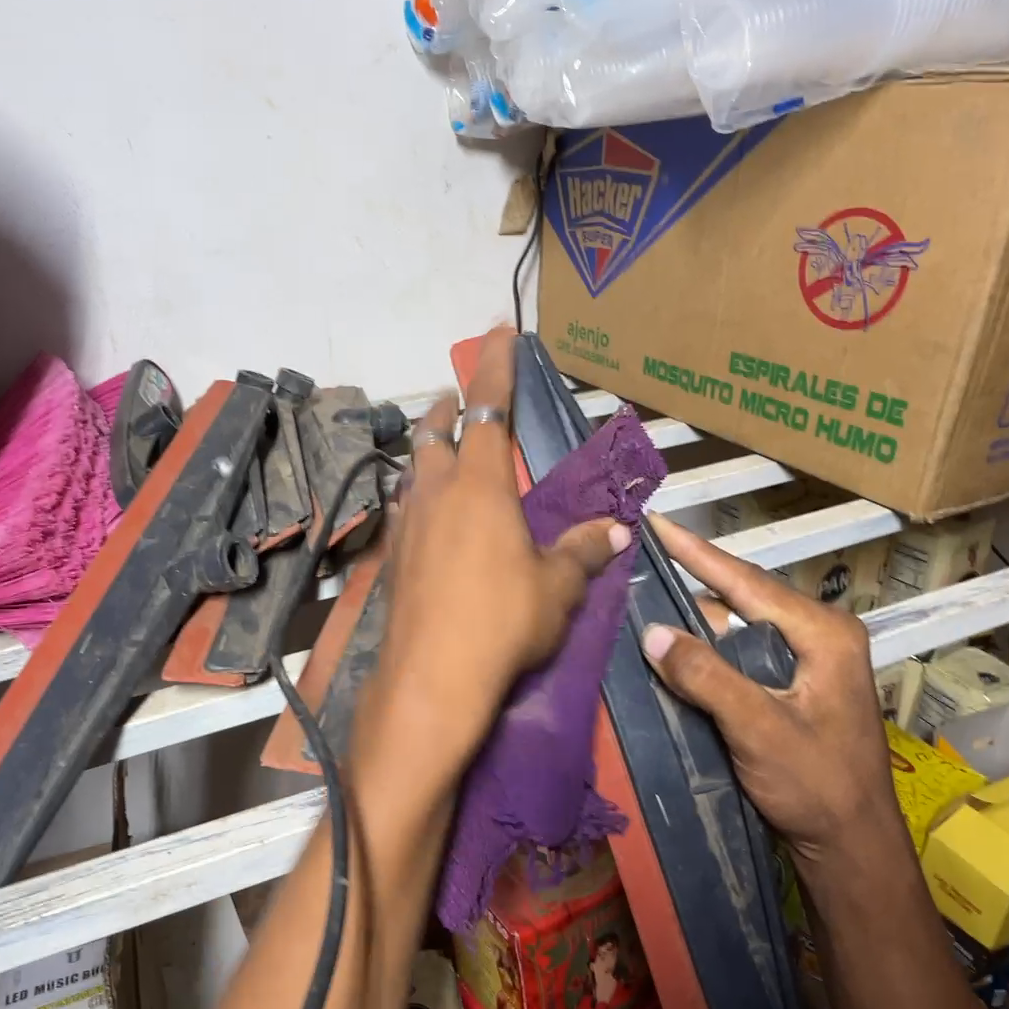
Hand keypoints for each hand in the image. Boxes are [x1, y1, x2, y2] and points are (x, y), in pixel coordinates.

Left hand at [380, 327, 629, 737]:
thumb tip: (617, 529)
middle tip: (461, 400)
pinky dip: (416, 496)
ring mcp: (406, 522)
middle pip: (434, 430)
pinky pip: (402, 507)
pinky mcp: (391, 556)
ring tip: (442, 452)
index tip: (499, 330)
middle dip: (449, 408)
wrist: (431, 678)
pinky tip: (425, 515)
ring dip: (427, 450)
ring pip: (412, 468)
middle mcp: (435, 492)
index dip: (496, 365)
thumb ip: (583, 552)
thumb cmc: (502, 622)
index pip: (490, 408)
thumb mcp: (557, 588)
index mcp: (480, 484)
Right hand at [638, 513, 899, 869]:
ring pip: (735, 626)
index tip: (655, 522)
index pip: (746, 581)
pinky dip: (703, 647)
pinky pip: (737, 651)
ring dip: (692, 620)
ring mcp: (805, 660)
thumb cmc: (817, 786)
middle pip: (738, 598)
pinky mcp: (789, 684)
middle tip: (637, 562)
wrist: (851, 849)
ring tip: (640, 600)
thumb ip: (706, 677)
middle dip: (688, 582)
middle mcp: (817, 636)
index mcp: (823, 634)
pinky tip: (669, 645)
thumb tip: (651, 631)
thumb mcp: (758, 729)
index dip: (695, 552)